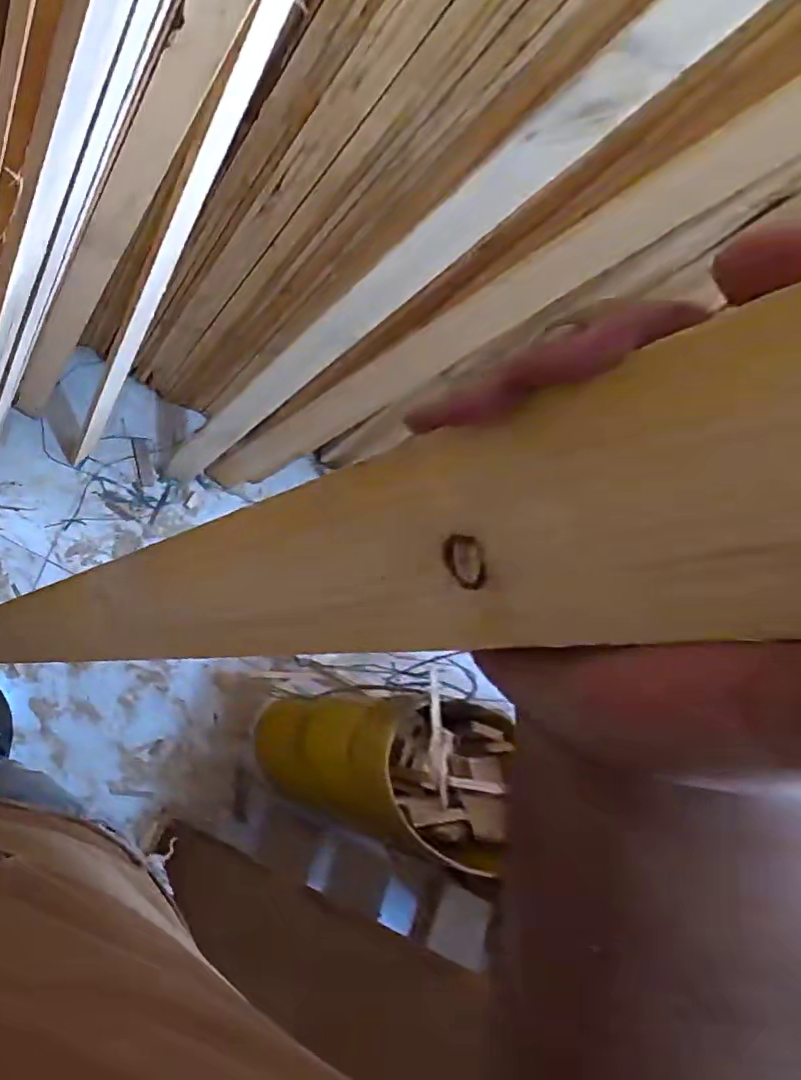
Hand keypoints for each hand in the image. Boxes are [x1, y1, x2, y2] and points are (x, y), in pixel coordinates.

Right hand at [406, 224, 800, 774]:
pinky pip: (485, 435)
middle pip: (675, 348)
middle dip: (624, 331)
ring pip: (573, 381)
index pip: (782, 361)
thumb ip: (795, 667)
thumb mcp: (784, 706)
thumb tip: (782, 584)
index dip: (783, 294)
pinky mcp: (511, 491)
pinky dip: (459, 414)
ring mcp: (597, 467)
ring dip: (526, 370)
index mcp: (773, 476)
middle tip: (584, 356)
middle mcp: (699, 451)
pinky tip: (434, 422)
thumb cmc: (717, 724)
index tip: (749, 265)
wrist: (601, 737)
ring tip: (483, 401)